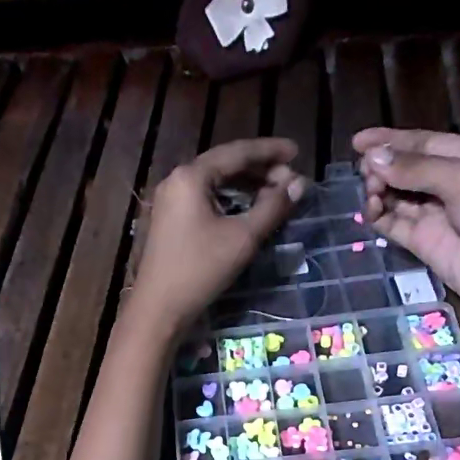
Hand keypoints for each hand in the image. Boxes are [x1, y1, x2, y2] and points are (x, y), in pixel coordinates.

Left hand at [131, 138, 305, 330]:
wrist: (159, 308)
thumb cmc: (201, 270)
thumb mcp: (242, 238)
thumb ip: (272, 207)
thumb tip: (299, 184)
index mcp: (192, 176)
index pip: (237, 152)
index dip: (270, 151)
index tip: (297, 152)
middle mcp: (177, 180)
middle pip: (225, 165)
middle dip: (259, 169)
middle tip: (289, 179)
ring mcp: (171, 201)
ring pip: (215, 183)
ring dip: (246, 186)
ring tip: (274, 194)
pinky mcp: (170, 221)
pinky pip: (205, 199)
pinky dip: (230, 200)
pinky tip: (247, 210)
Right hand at [353, 129, 459, 348]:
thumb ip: (417, 168)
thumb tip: (372, 157)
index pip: (426, 142)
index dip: (392, 140)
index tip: (358, 140)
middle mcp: (456, 183)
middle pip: (410, 169)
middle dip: (384, 166)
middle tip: (363, 170)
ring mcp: (440, 216)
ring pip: (399, 196)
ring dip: (381, 190)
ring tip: (370, 190)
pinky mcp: (427, 244)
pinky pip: (397, 224)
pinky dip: (381, 216)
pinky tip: (371, 209)